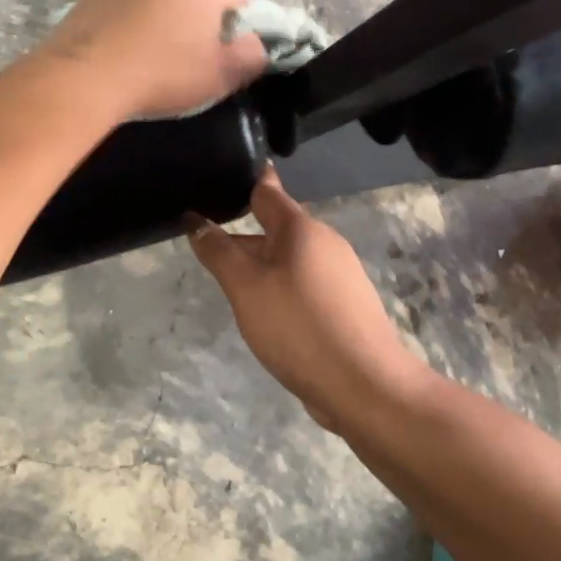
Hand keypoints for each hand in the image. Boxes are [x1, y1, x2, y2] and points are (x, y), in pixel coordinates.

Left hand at [33, 0, 268, 120]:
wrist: (84, 77)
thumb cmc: (162, 75)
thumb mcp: (221, 75)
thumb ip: (252, 56)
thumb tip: (259, 45)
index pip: (242, 2)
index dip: (244, 31)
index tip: (232, 58)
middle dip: (204, 21)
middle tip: (194, 59)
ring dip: (166, 19)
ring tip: (155, 56)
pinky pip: (128, 4)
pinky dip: (133, 21)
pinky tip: (125, 49)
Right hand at [188, 168, 427, 429]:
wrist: (364, 387)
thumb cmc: (298, 326)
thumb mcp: (245, 287)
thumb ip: (218, 251)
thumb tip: (196, 221)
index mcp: (301, 229)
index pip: (268, 190)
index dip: (245, 180)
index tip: (221, 173)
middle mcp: (325, 243)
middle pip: (277, 227)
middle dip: (244, 234)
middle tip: (208, 246)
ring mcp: (340, 276)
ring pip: (289, 259)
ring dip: (261, 266)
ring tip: (230, 282)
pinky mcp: (345, 306)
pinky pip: (303, 284)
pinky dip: (280, 288)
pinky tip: (264, 313)